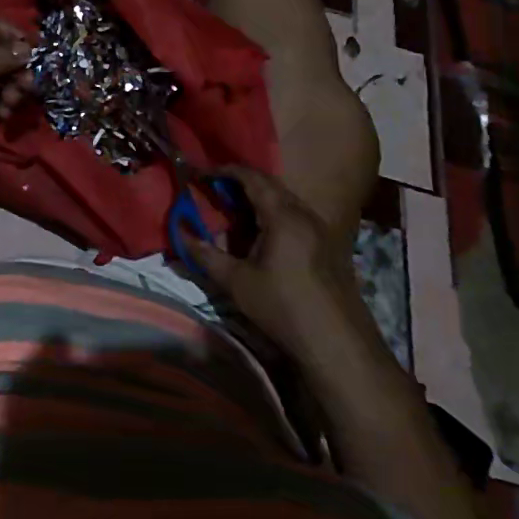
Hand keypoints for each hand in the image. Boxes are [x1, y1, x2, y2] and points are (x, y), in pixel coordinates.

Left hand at [0, 22, 32, 164]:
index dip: (12, 34)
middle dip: (19, 65)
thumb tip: (28, 49)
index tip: (32, 48)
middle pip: (4, 52)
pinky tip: (5, 113)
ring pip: (9, 75)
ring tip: (13, 100)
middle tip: (29, 82)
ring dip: (17, 85)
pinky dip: (11, 102)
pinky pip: (6, 96)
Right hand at [180, 167, 368, 357]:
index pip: (252, 177)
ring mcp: (322, 230)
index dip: (223, 170)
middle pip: (269, 185)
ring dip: (256, 198)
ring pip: (284, 200)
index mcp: (283, 216)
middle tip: (211, 192)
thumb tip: (179, 233)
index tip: (199, 175)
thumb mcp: (236, 282)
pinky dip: (271, 213)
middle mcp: (306, 215)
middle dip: (238, 182)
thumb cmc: (284, 308)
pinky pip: (295, 216)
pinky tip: (258, 235)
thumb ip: (204, 253)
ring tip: (230, 211)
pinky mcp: (329, 247)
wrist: (339, 347)